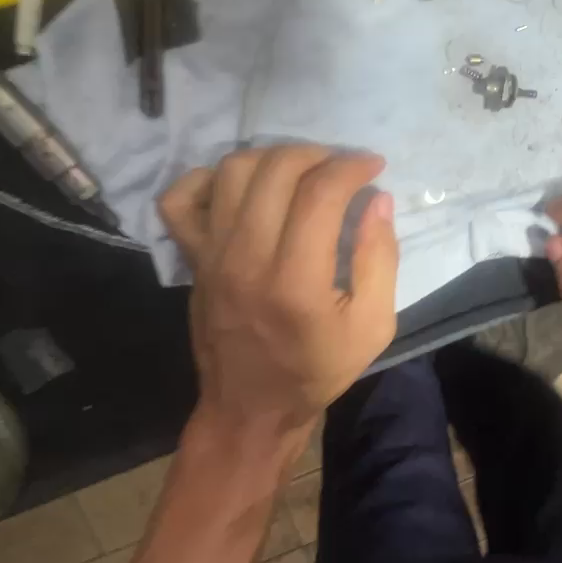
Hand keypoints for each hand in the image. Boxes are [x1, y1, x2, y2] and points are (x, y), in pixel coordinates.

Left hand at [159, 146, 398, 438]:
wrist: (250, 408)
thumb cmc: (316, 370)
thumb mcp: (373, 327)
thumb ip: (380, 260)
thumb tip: (377, 200)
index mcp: (296, 282)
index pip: (320, 193)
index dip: (352, 167)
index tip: (372, 166)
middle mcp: (246, 259)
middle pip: (276, 170)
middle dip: (317, 154)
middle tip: (341, 167)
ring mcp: (212, 255)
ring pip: (232, 171)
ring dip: (273, 157)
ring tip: (301, 170)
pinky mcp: (192, 258)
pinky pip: (181, 199)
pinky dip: (208, 178)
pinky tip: (242, 186)